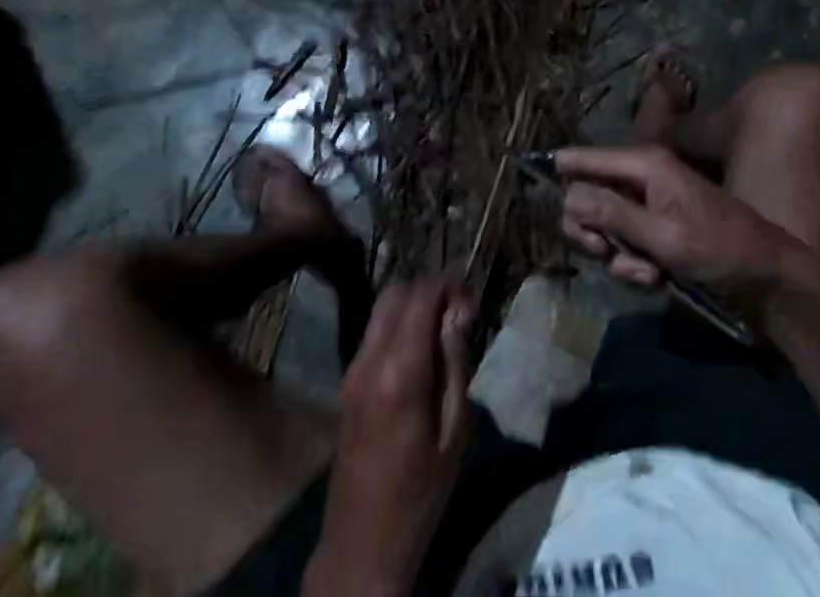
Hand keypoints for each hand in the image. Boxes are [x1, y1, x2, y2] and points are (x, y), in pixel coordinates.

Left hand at [305, 278, 473, 596]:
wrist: (365, 534)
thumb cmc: (423, 488)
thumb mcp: (455, 429)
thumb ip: (454, 363)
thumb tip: (457, 314)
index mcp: (400, 370)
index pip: (421, 296)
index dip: (449, 286)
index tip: (472, 303)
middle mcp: (369, 358)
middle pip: (396, 292)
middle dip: (430, 290)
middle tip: (460, 313)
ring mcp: (352, 368)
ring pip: (381, 309)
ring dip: (413, 304)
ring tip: (444, 329)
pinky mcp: (347, 380)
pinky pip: (373, 332)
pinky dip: (398, 323)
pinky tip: (421, 349)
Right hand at [556, 145, 819, 306]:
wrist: (771, 286)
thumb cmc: (722, 251)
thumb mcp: (665, 235)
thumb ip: (612, 213)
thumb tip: (567, 196)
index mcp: (646, 166)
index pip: (584, 158)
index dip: (557, 169)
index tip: (526, 176)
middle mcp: (642, 183)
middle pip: (584, 198)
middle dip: (589, 228)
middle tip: (602, 249)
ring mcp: (648, 212)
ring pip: (601, 229)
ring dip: (615, 255)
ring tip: (646, 273)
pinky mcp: (654, 239)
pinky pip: (623, 251)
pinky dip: (634, 268)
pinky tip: (657, 282)